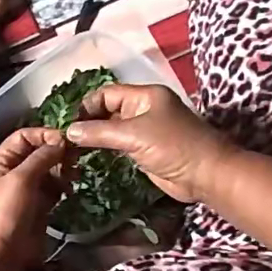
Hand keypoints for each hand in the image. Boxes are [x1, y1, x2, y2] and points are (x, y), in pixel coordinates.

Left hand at [0, 127, 69, 264]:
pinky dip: (63, 184)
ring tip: (75, 172)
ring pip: (48, 170)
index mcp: (0, 162)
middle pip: (37, 152)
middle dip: (56, 151)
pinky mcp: (39, 205)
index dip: (43, 134)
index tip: (64, 139)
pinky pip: (54, 188)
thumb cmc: (6, 212)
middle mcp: (13, 172)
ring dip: (62, 168)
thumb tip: (60, 141)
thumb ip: (41, 158)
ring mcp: (27, 189)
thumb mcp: (20, 179)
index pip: (22, 137)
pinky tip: (71, 186)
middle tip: (76, 155)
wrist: (3, 253)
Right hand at [64, 84, 237, 202]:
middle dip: (87, 123)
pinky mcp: (145, 150)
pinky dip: (103, 149)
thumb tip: (69, 131)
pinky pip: (118, 145)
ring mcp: (145, 130)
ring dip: (93, 138)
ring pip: (111, 129)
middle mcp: (144, 109)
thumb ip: (99, 132)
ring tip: (71, 149)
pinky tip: (87, 157)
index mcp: (145, 96)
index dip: (86, 106)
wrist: (207, 176)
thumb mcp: (133, 135)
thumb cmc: (173, 147)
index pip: (106, 94)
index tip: (68, 124)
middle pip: (107, 110)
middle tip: (65, 138)